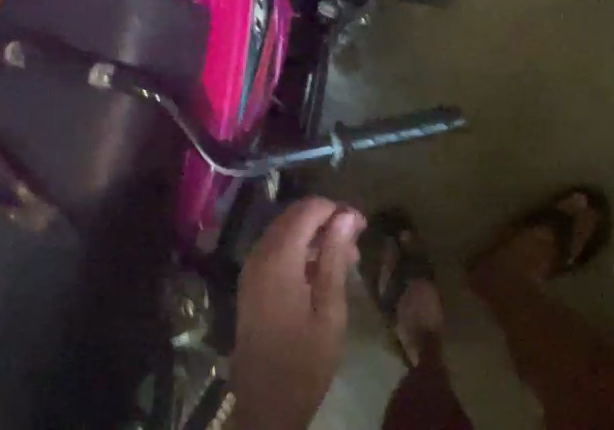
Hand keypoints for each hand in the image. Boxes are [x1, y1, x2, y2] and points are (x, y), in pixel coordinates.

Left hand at [230, 197, 364, 429]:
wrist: (264, 404)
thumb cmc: (304, 360)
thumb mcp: (329, 310)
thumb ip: (336, 258)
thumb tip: (347, 216)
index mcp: (279, 257)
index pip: (309, 209)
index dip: (337, 210)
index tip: (363, 226)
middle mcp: (259, 254)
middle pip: (294, 217)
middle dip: (327, 220)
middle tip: (357, 241)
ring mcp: (251, 269)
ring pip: (285, 232)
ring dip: (314, 236)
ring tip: (346, 259)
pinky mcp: (250, 284)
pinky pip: (275, 250)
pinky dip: (299, 250)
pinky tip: (321, 272)